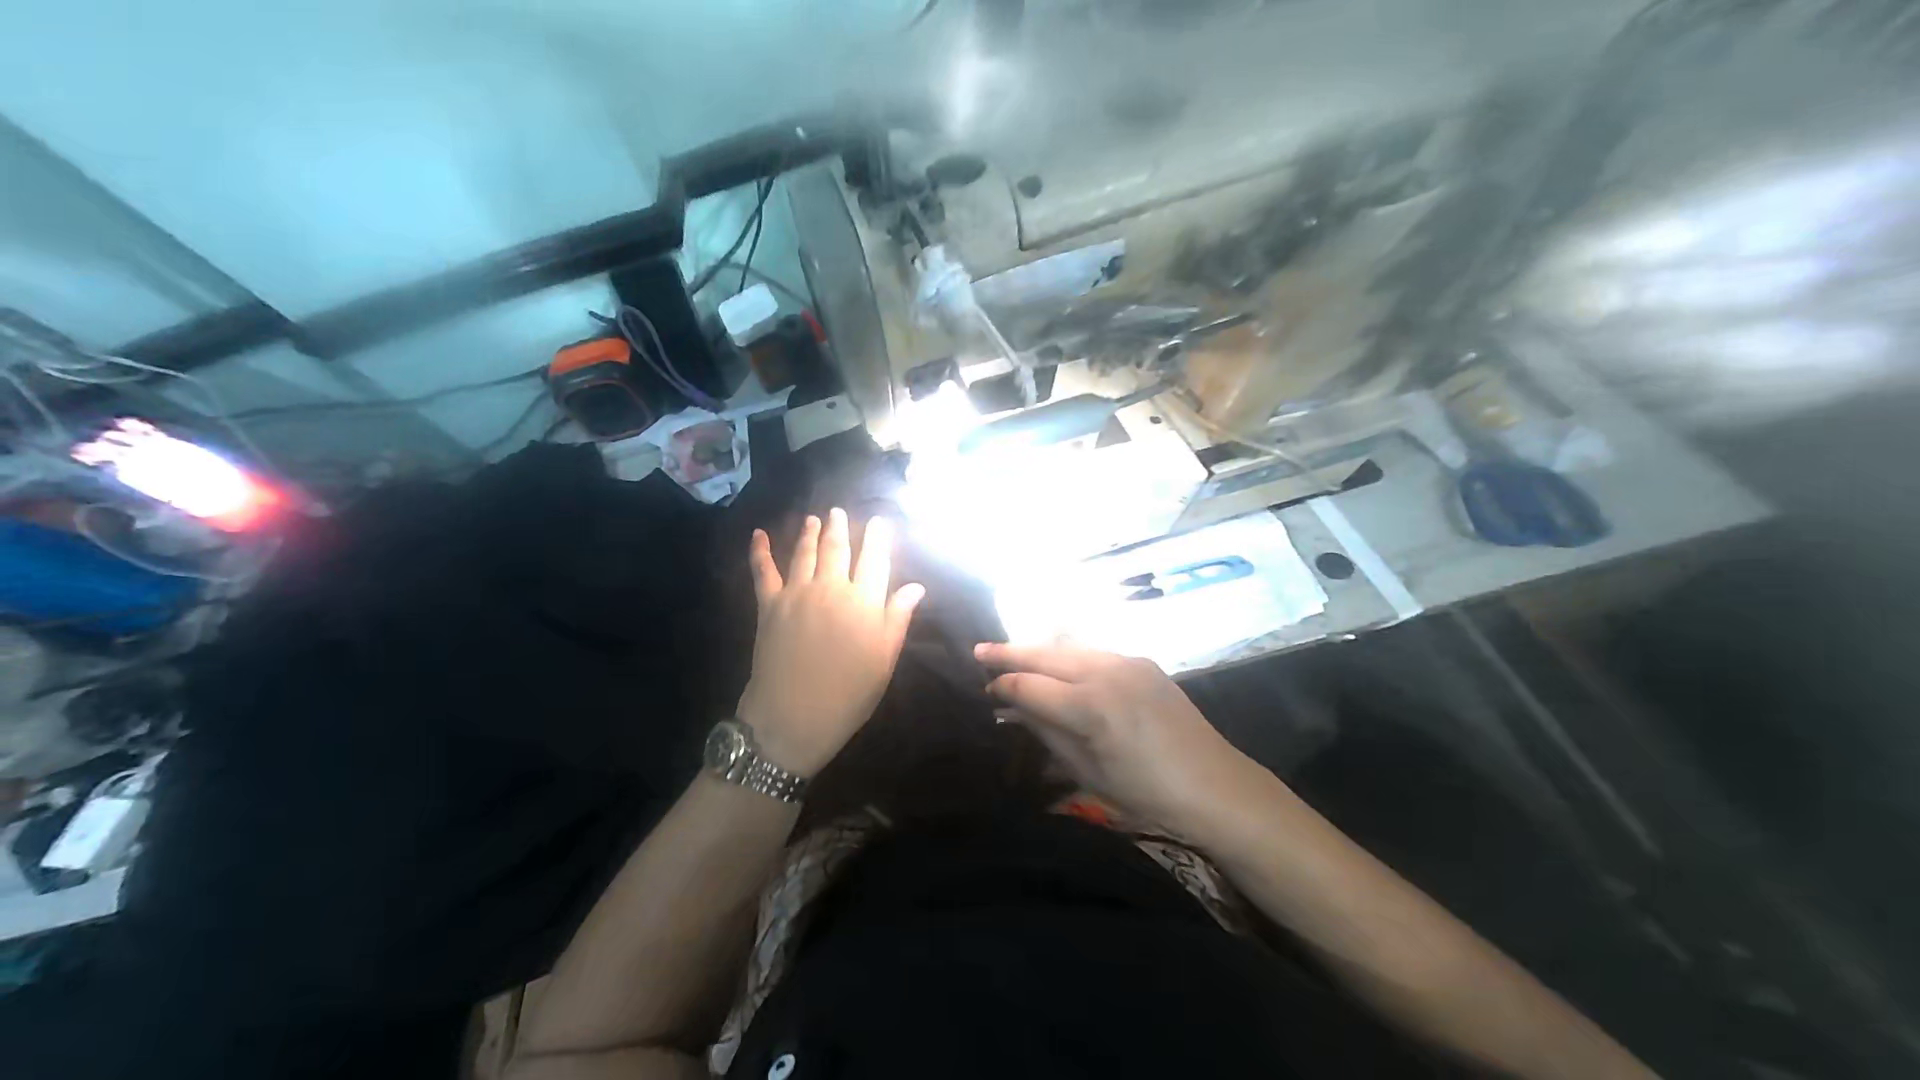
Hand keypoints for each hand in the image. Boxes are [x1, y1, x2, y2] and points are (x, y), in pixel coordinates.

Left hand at [738, 509, 924, 776]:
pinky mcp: (769, 605)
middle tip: (840, 511)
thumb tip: (916, 586)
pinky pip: (763, 571)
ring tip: (815, 518)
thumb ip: (898, 619)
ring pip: (804, 553)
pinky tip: (759, 533)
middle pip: (837, 549)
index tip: (880, 521)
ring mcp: (796, 594)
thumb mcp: (884, 660)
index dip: (878, 538)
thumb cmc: (848, 695)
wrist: (792, 717)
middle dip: (841, 527)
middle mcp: (831, 588)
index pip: (875, 560)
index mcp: (864, 602)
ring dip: (810, 532)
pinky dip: (760, 550)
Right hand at [977, 640, 1259, 832]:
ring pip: (1069, 647)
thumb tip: (1012, 709)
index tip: (983, 689)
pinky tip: (1058, 664)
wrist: (1214, 785)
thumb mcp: (1087, 770)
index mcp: (1090, 706)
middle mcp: (1106, 672)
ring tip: (1012, 653)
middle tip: (979, 650)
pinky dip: (1069, 656)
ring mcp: (1127, 661)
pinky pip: (1094, 652)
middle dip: (1010, 652)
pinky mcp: (1142, 661)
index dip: (1002, 686)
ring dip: (1040, 650)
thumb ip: (1046, 731)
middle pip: (1046, 654)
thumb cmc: (1146, 792)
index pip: (1030, 686)